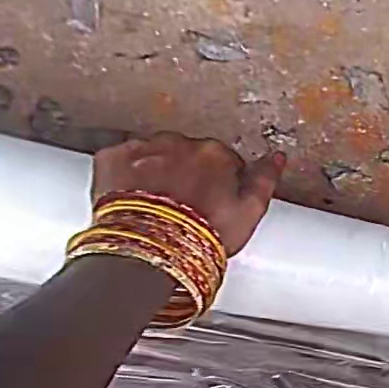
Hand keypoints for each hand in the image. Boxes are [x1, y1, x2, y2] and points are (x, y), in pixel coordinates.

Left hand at [91, 132, 285, 254]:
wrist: (155, 245)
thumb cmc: (207, 230)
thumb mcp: (251, 211)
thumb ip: (265, 180)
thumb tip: (277, 158)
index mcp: (217, 154)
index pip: (227, 160)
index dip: (225, 183)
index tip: (220, 201)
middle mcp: (179, 142)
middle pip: (190, 154)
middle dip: (191, 173)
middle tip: (192, 205)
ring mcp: (143, 148)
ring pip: (157, 154)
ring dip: (162, 171)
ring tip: (165, 202)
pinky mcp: (111, 158)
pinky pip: (124, 159)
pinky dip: (131, 173)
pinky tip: (140, 196)